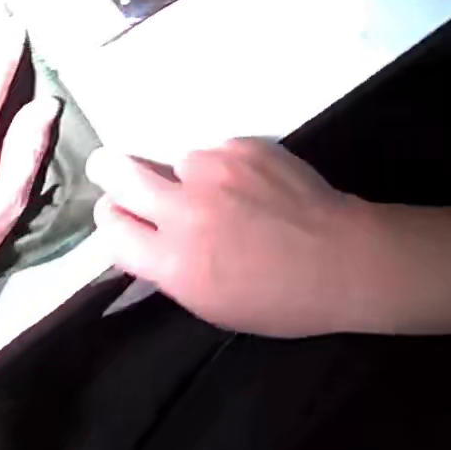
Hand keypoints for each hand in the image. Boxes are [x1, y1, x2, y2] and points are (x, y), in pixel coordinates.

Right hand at [88, 138, 403, 337]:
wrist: (341, 256)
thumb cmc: (278, 297)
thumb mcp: (210, 303)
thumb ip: (168, 266)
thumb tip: (144, 236)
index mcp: (172, 262)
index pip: (109, 226)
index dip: (111, 218)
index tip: (118, 212)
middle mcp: (184, 209)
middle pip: (120, 173)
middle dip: (110, 171)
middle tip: (110, 168)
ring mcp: (215, 171)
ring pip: (178, 160)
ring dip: (189, 175)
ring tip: (226, 193)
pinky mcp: (244, 146)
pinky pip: (218, 150)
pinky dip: (227, 165)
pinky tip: (255, 183)